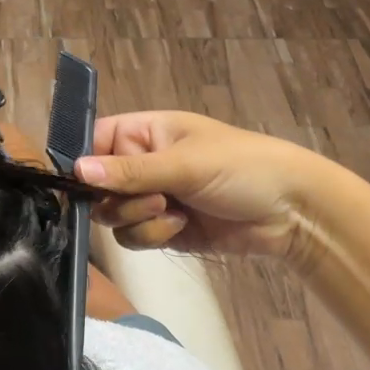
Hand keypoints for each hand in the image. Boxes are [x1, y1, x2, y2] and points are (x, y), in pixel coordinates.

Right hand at [79, 111, 340, 258]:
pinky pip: (134, 237)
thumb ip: (129, 171)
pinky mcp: (162, 229)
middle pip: (96, 185)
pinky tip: (183, 227)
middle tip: (152, 197)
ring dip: (138, 218)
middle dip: (117, 197)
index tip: (81, 181)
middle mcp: (139, 164)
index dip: (82, 161)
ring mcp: (150, 198)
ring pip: (112, 215)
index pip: (91, 141)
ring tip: (173, 212)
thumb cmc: (240, 167)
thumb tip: (76, 169)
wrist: (293, 212)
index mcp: (142, 133)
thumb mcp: (184, 163)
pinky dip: (152, 235)